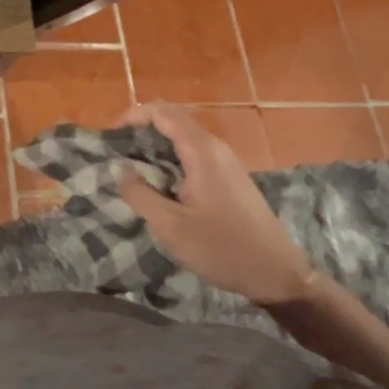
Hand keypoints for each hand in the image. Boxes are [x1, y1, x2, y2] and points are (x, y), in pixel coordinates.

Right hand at [114, 103, 314, 305]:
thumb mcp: (171, 226)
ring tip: (133, 169)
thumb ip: (139, 193)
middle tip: (117, 154)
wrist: (279, 275)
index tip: (110, 138)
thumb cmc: (222, 248)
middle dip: (141, 130)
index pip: (161, 112)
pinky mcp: (231, 178)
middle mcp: (215, 147)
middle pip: (172, 120)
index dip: (132, 116)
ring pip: (184, 138)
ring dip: (156, 146)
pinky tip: (162, 185)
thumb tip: (120, 168)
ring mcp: (226, 162)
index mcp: (201, 150)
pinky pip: (195, 154)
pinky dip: (172, 159)